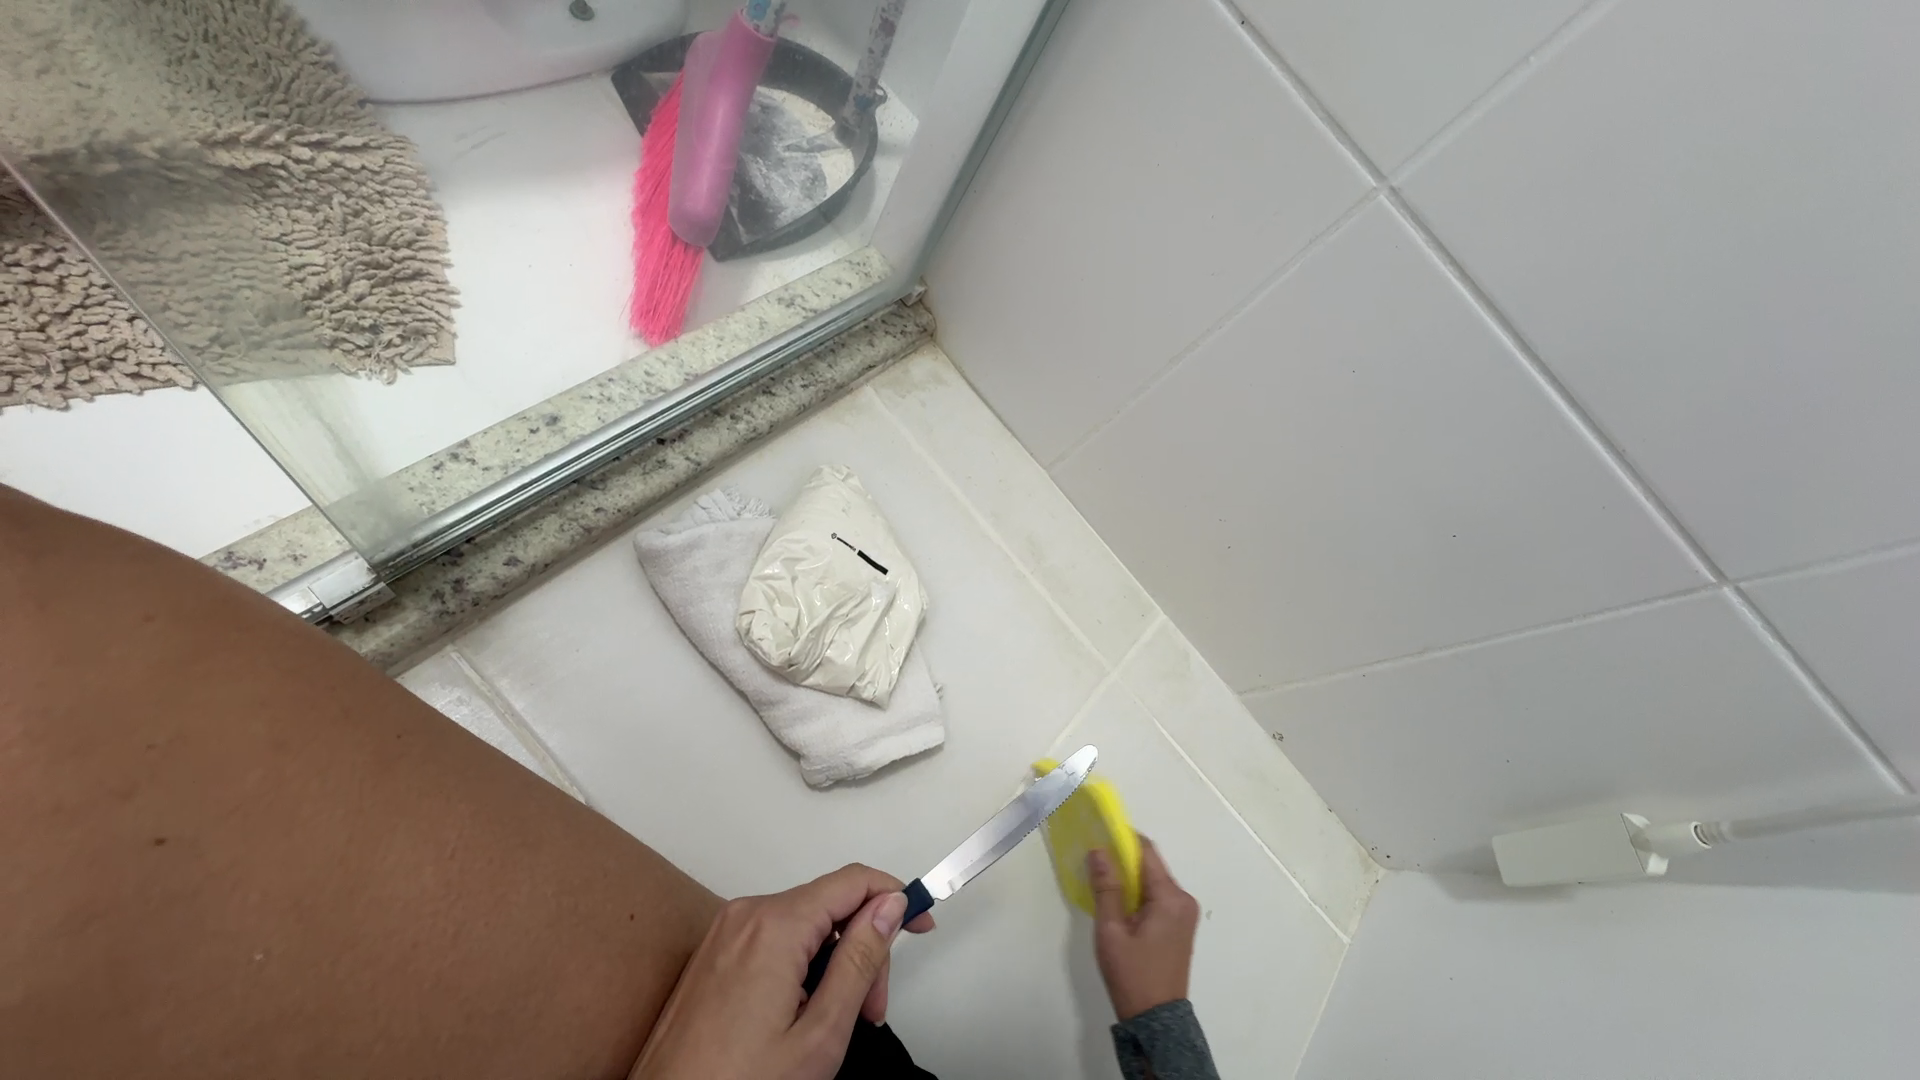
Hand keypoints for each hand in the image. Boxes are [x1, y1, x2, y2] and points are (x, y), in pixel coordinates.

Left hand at [629, 864, 935, 1079]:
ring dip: (834, 961)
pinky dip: (802, 964)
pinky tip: (805, 1010)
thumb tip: (889, 905)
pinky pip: (775, 937)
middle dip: (862, 948)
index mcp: (775, 925)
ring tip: (839, 1020)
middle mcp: (747, 913)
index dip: (896, 896)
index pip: (853, 881)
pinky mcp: (715, 951)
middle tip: (872, 1010)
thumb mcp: (819, 1032)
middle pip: (831, 905)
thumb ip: (859, 960)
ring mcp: (726, 931)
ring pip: (805, 924)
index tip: (922, 923)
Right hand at [1089, 835, 1199, 1020]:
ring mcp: (1184, 914)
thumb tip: (1099, 849)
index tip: (1098, 834)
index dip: (1123, 839)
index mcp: (1171, 898)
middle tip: (1094, 860)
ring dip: (1130, 878)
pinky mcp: (1180, 926)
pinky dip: (1138, 893)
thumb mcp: (1112, 930)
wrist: (1155, 1022)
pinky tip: (1118, 902)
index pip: (1147, 852)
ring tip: (1102, 881)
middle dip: (1124, 859)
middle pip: (1151, 865)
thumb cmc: (1132, 974)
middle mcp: (1183, 900)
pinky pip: (1158, 897)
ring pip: (1153, 881)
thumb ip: (1106, 887)